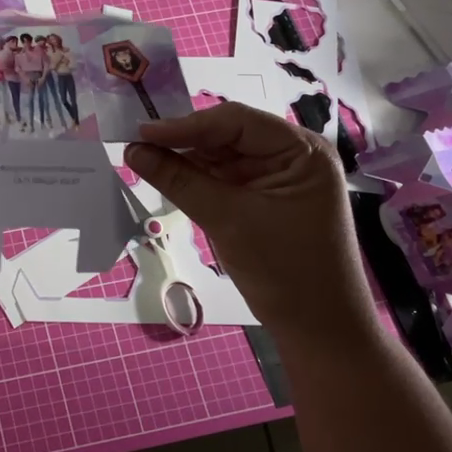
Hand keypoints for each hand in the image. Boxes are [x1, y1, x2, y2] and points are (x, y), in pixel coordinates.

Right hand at [126, 102, 375, 343]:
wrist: (319, 330)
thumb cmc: (284, 271)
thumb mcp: (227, 219)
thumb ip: (178, 179)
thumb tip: (131, 149)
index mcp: (302, 151)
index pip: (236, 121)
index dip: (186, 124)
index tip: (141, 133)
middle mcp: (293, 155)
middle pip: (227, 133)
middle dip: (184, 139)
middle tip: (136, 143)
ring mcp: (279, 176)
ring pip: (221, 153)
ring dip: (185, 157)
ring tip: (142, 157)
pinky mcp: (264, 196)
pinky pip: (223, 174)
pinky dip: (195, 175)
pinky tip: (165, 174)